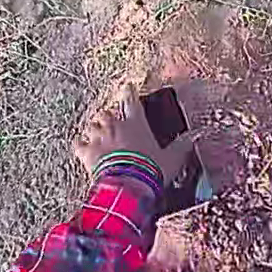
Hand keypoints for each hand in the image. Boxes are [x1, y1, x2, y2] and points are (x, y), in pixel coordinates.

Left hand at [74, 87, 195, 180]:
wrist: (129, 184)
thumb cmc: (151, 169)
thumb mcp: (171, 158)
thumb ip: (181, 147)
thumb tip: (192, 139)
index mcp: (135, 124)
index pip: (131, 101)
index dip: (129, 92)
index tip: (127, 86)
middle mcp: (115, 126)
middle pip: (106, 112)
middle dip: (107, 116)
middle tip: (111, 121)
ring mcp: (99, 138)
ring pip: (91, 125)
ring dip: (94, 129)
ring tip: (97, 134)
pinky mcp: (87, 152)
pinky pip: (79, 144)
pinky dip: (80, 145)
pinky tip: (81, 147)